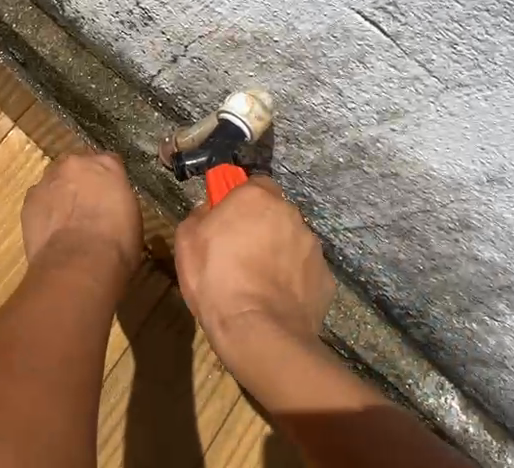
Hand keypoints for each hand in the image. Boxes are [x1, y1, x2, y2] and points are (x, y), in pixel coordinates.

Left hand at [20, 153, 142, 279]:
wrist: (80, 263)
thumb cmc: (117, 245)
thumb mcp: (131, 217)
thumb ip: (117, 199)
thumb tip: (108, 204)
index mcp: (106, 165)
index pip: (108, 163)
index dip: (108, 181)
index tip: (109, 197)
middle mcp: (75, 164)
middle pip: (77, 167)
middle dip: (80, 183)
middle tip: (86, 209)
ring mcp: (49, 179)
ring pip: (54, 182)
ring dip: (60, 196)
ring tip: (66, 224)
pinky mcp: (29, 198)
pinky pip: (39, 200)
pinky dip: (44, 212)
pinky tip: (52, 232)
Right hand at [175, 176, 334, 345]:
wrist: (258, 331)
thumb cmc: (215, 277)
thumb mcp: (186, 238)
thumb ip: (201, 214)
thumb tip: (211, 212)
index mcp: (257, 198)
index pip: (255, 182)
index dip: (241, 198)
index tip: (228, 217)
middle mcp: (291, 215)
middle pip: (276, 212)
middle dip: (262, 225)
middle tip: (240, 250)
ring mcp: (313, 248)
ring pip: (292, 241)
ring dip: (279, 252)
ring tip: (258, 281)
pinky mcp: (326, 280)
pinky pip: (305, 272)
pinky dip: (293, 280)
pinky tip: (276, 299)